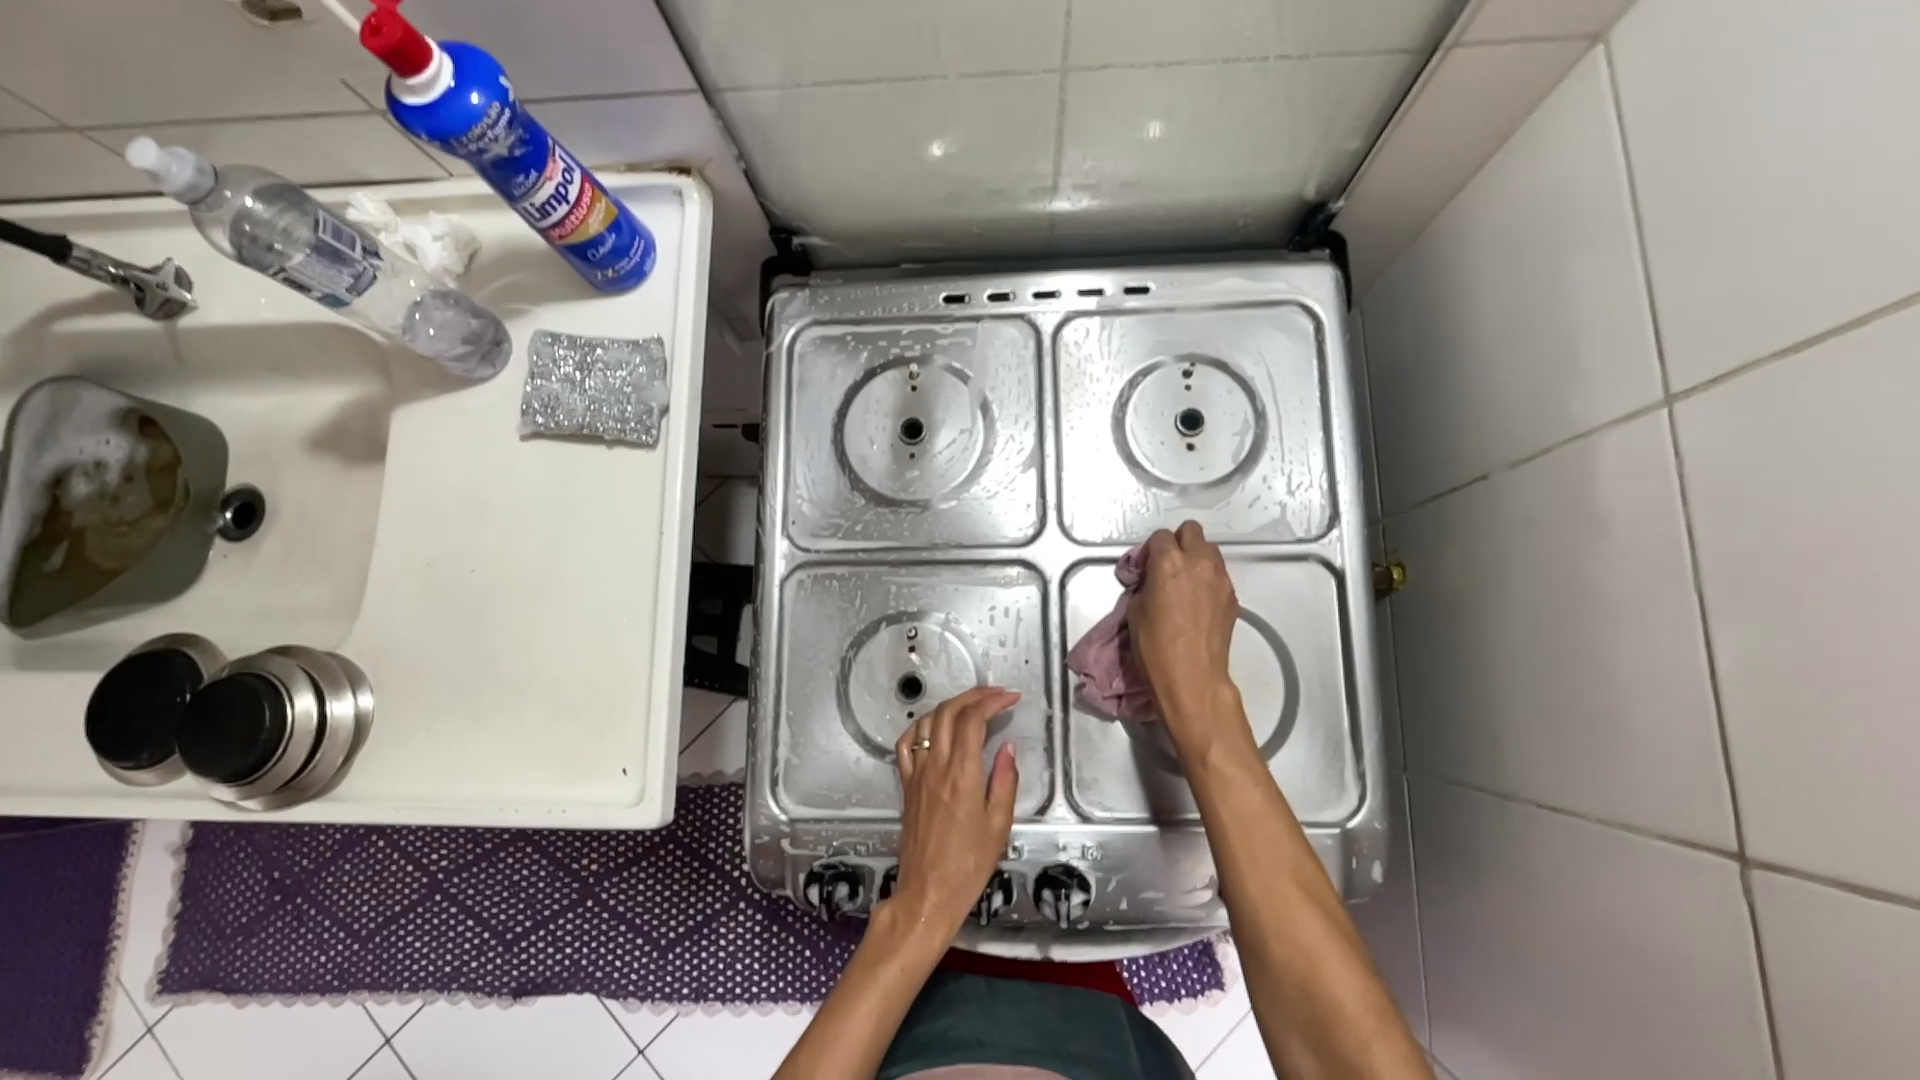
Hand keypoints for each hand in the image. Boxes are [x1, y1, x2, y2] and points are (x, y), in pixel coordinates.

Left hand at [889, 686, 1020, 936]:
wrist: (928, 892)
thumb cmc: (968, 864)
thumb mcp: (999, 825)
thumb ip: (1005, 781)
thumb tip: (1007, 747)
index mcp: (961, 774)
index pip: (973, 720)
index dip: (992, 701)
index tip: (1011, 698)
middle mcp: (935, 766)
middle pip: (949, 712)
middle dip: (974, 695)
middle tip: (997, 694)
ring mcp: (916, 774)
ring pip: (928, 723)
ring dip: (950, 706)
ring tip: (972, 705)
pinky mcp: (906, 785)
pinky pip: (907, 744)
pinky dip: (922, 726)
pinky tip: (936, 727)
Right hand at [1129, 521, 1248, 756]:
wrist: (1192, 677)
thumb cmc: (1154, 646)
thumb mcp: (1135, 610)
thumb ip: (1145, 584)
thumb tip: (1152, 581)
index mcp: (1169, 561)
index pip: (1160, 536)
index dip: (1151, 550)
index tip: (1145, 568)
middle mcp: (1199, 562)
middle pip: (1191, 531)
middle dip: (1178, 543)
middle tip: (1167, 567)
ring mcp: (1220, 578)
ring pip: (1209, 551)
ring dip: (1195, 559)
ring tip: (1184, 584)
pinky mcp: (1232, 597)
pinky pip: (1218, 575)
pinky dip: (1207, 580)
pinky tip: (1197, 603)